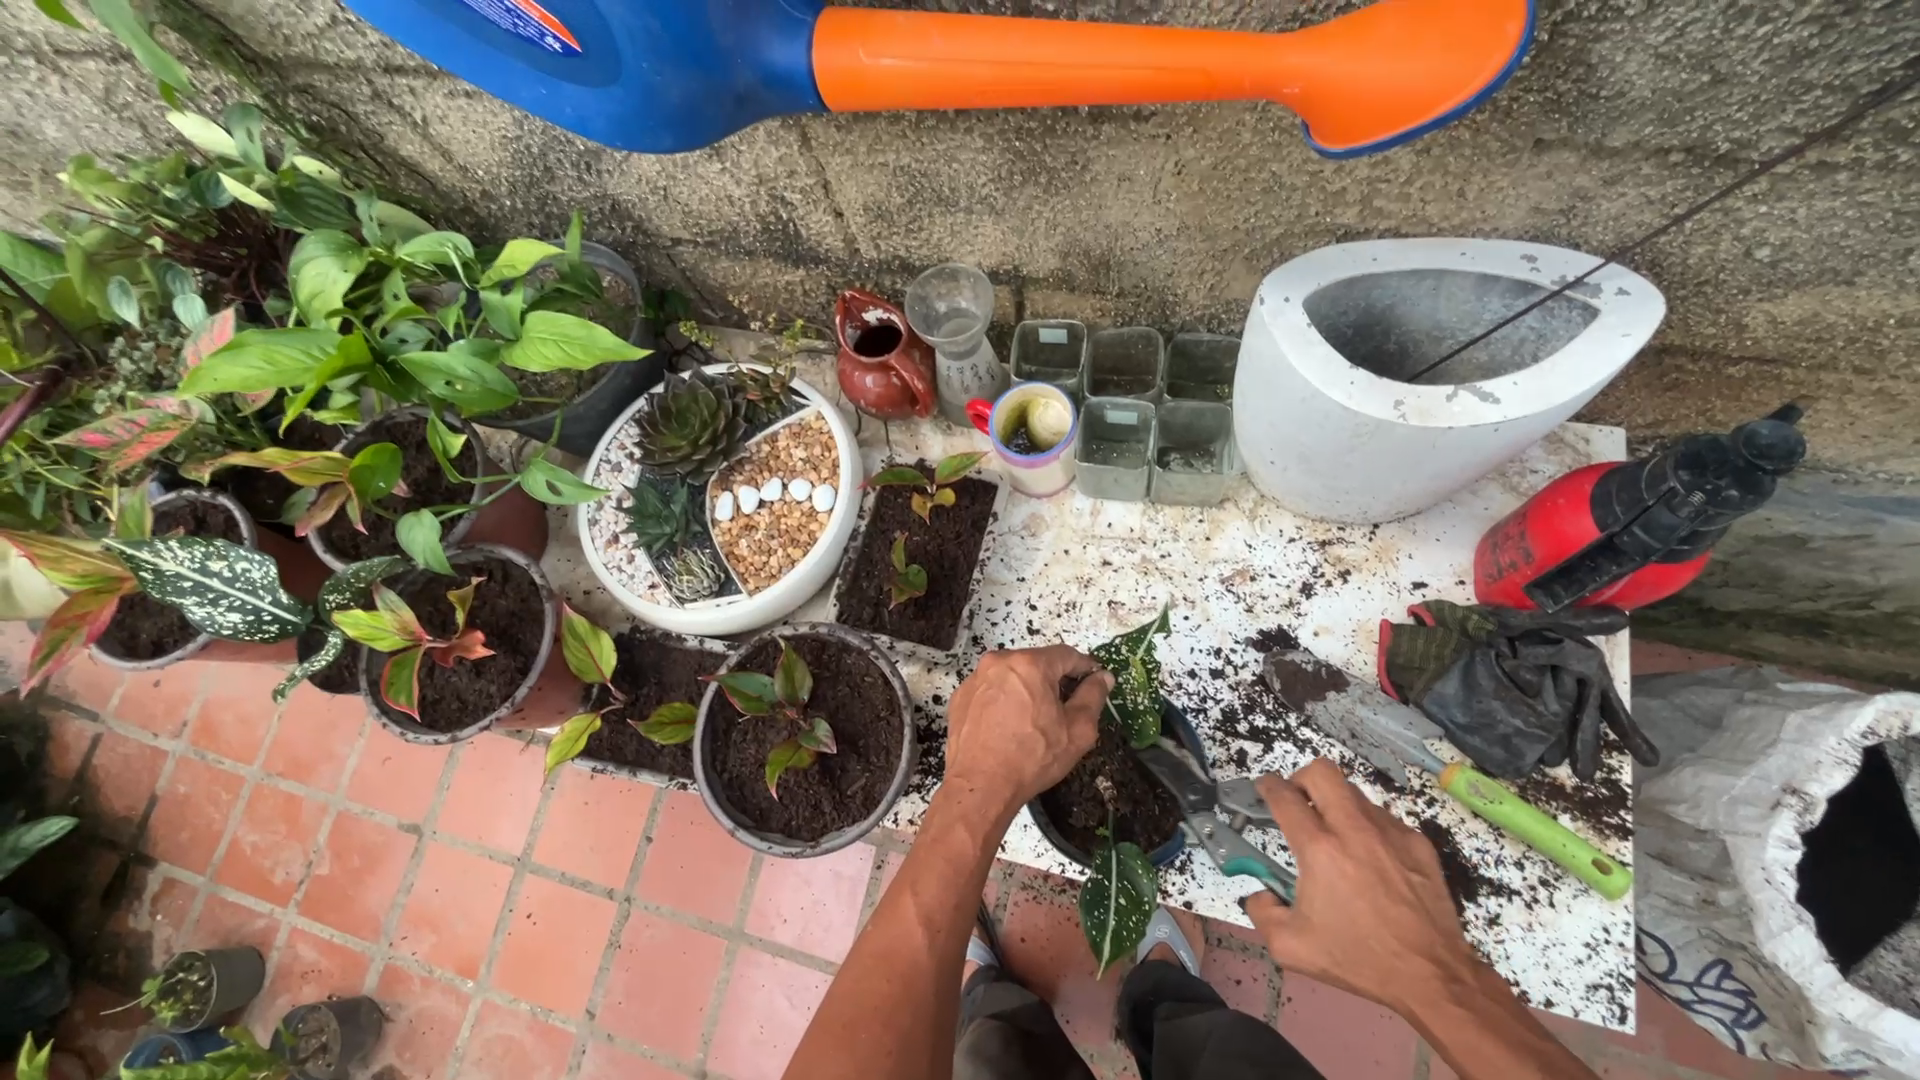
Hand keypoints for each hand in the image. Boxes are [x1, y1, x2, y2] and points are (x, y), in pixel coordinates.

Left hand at [944, 645, 1112, 815]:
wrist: (980, 786)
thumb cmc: (1031, 759)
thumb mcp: (1077, 730)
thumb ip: (1093, 697)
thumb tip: (1102, 677)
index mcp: (1029, 665)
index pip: (1066, 655)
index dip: (1084, 666)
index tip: (1094, 679)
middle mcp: (999, 663)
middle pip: (1036, 663)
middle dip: (1053, 680)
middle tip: (1065, 706)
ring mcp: (976, 679)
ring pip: (1012, 676)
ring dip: (1027, 690)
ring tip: (1035, 720)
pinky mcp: (960, 697)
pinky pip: (990, 690)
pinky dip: (1003, 701)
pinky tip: (1008, 726)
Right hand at [1243, 759, 1482, 1015]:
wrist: (1431, 976)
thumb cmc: (1358, 959)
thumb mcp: (1291, 946)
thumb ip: (1260, 911)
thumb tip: (1260, 892)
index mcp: (1319, 850)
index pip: (1284, 797)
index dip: (1268, 786)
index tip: (1265, 788)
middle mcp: (1353, 830)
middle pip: (1321, 772)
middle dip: (1302, 778)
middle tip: (1299, 801)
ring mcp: (1390, 833)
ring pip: (1354, 793)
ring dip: (1336, 804)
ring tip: (1336, 836)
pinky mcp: (1417, 844)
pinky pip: (1383, 819)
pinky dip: (1368, 828)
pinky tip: (1371, 859)